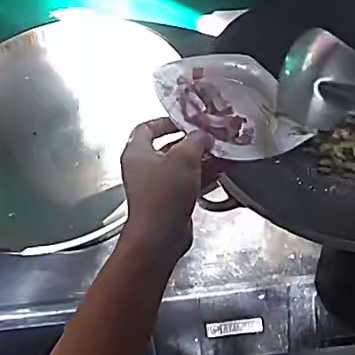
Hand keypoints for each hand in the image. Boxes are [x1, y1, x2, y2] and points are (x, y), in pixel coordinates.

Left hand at [120, 117, 212, 261]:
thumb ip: (196, 139)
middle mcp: (142, 168)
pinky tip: (218, 173)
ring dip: (199, 159)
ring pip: (178, 166)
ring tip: (218, 153)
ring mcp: (154, 186)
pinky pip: (185, 183)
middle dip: (189, 141)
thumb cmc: (164, 194)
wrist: (160, 235)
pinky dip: (200, 176)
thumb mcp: (184, 157)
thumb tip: (204, 135)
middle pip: (166, 146)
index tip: (184, 120)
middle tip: (207, 137)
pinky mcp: (167, 201)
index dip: (166, 121)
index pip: (146, 127)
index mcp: (137, 152)